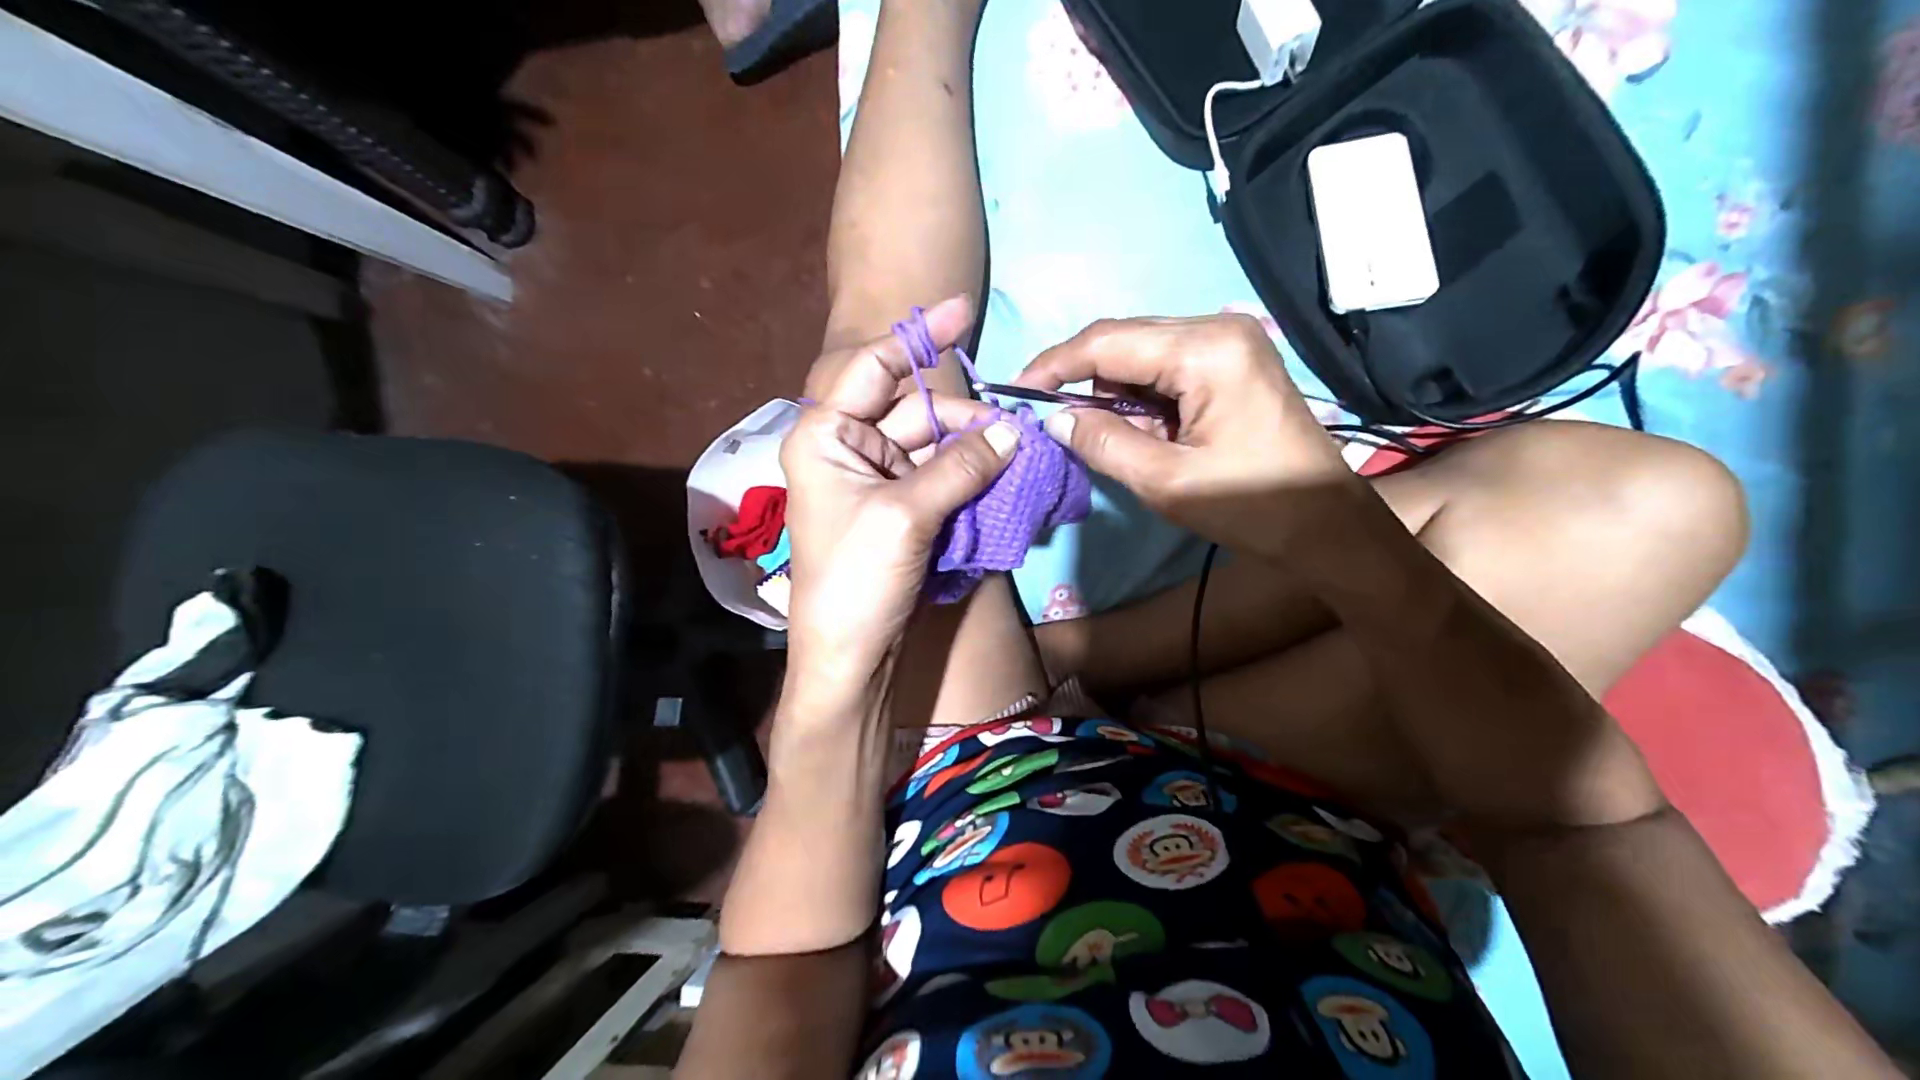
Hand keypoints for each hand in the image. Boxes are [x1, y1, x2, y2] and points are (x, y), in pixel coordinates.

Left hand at [780, 297, 1020, 709]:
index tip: (963, 312)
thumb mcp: (907, 514)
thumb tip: (1013, 430)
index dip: (918, 336)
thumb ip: (960, 466)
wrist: (849, 653)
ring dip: (972, 447)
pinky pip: (938, 475)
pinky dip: (968, 474)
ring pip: (931, 444)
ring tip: (1015, 454)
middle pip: (913, 408)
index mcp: (825, 435)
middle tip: (1012, 427)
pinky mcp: (899, 507)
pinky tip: (1000, 473)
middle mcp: (847, 448)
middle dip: (963, 415)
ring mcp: (875, 478)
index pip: (872, 367)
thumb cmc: (857, 577)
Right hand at [1016, 314, 1360, 558]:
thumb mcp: (1165, 481)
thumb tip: (1054, 419)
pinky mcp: (1233, 360)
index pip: (1107, 342)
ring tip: (1111, 437)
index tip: (1016, 390)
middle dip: (1082, 378)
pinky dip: (1142, 396)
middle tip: (1052, 418)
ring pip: (1141, 352)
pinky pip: (1166, 365)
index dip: (1055, 365)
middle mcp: (1218, 328)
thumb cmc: (1251, 507)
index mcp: (1206, 350)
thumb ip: (1103, 443)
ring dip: (1114, 390)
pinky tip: (1144, 430)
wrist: (1328, 526)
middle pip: (1123, 339)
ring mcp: (1230, 341)